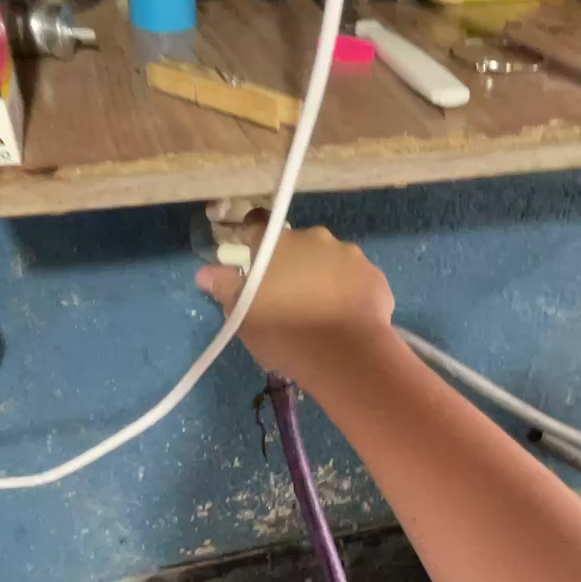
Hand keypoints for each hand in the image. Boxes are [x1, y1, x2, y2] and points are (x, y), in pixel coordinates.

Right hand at [194, 224, 394, 387]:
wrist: (343, 354)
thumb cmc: (284, 332)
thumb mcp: (243, 316)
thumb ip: (225, 289)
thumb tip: (205, 272)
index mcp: (277, 243)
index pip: (255, 228)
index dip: (251, 244)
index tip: (252, 266)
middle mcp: (315, 238)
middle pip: (297, 247)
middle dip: (292, 266)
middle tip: (289, 300)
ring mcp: (350, 255)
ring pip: (330, 262)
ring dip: (323, 279)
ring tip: (321, 314)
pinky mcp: (375, 277)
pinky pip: (357, 281)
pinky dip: (350, 294)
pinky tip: (346, 320)